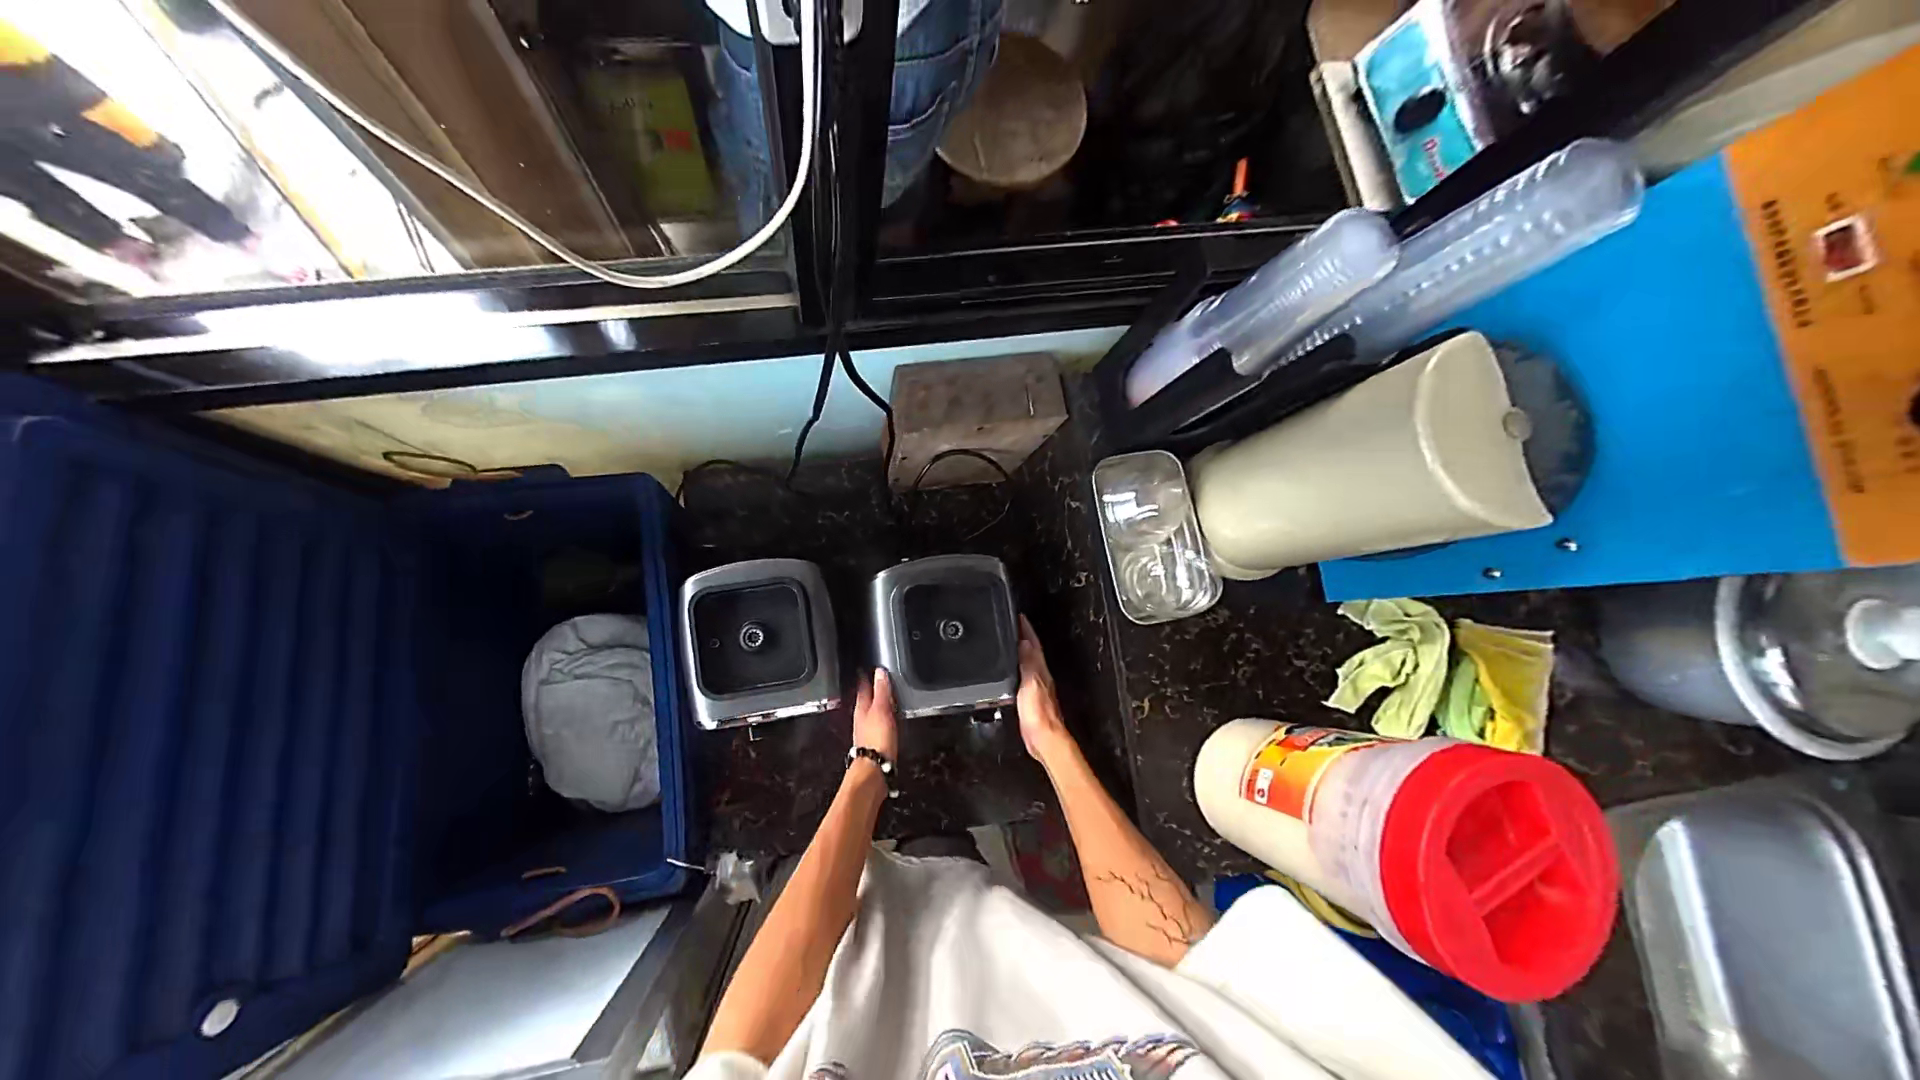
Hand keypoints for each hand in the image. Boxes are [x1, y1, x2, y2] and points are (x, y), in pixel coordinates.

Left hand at [851, 668, 897, 762]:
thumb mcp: (881, 709)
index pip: (862, 687)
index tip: (866, 668)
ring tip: (883, 697)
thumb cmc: (877, 738)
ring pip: (870, 711)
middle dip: (870, 690)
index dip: (865, 677)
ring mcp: (867, 730)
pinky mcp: (874, 741)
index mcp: (862, 707)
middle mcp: (861, 718)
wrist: (875, 767)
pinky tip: (887, 719)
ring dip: (876, 703)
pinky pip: (878, 723)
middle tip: (874, 680)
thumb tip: (879, 672)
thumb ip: (881, 690)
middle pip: (865, 699)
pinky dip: (882, 717)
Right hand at [1016, 615, 1072, 765]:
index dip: (1026, 629)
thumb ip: (1028, 663)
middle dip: (1025, 636)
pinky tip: (1013, 671)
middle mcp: (1040, 677)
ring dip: (1022, 651)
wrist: (1045, 739)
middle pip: (1033, 651)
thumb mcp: (1031, 683)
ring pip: (1029, 662)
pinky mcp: (1031, 700)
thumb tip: (1025, 642)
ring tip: (1014, 642)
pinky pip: (1025, 676)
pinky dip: (1019, 668)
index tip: (1020, 616)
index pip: (1033, 644)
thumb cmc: (1039, 715)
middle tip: (1016, 625)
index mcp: (1040, 670)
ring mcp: (1037, 688)